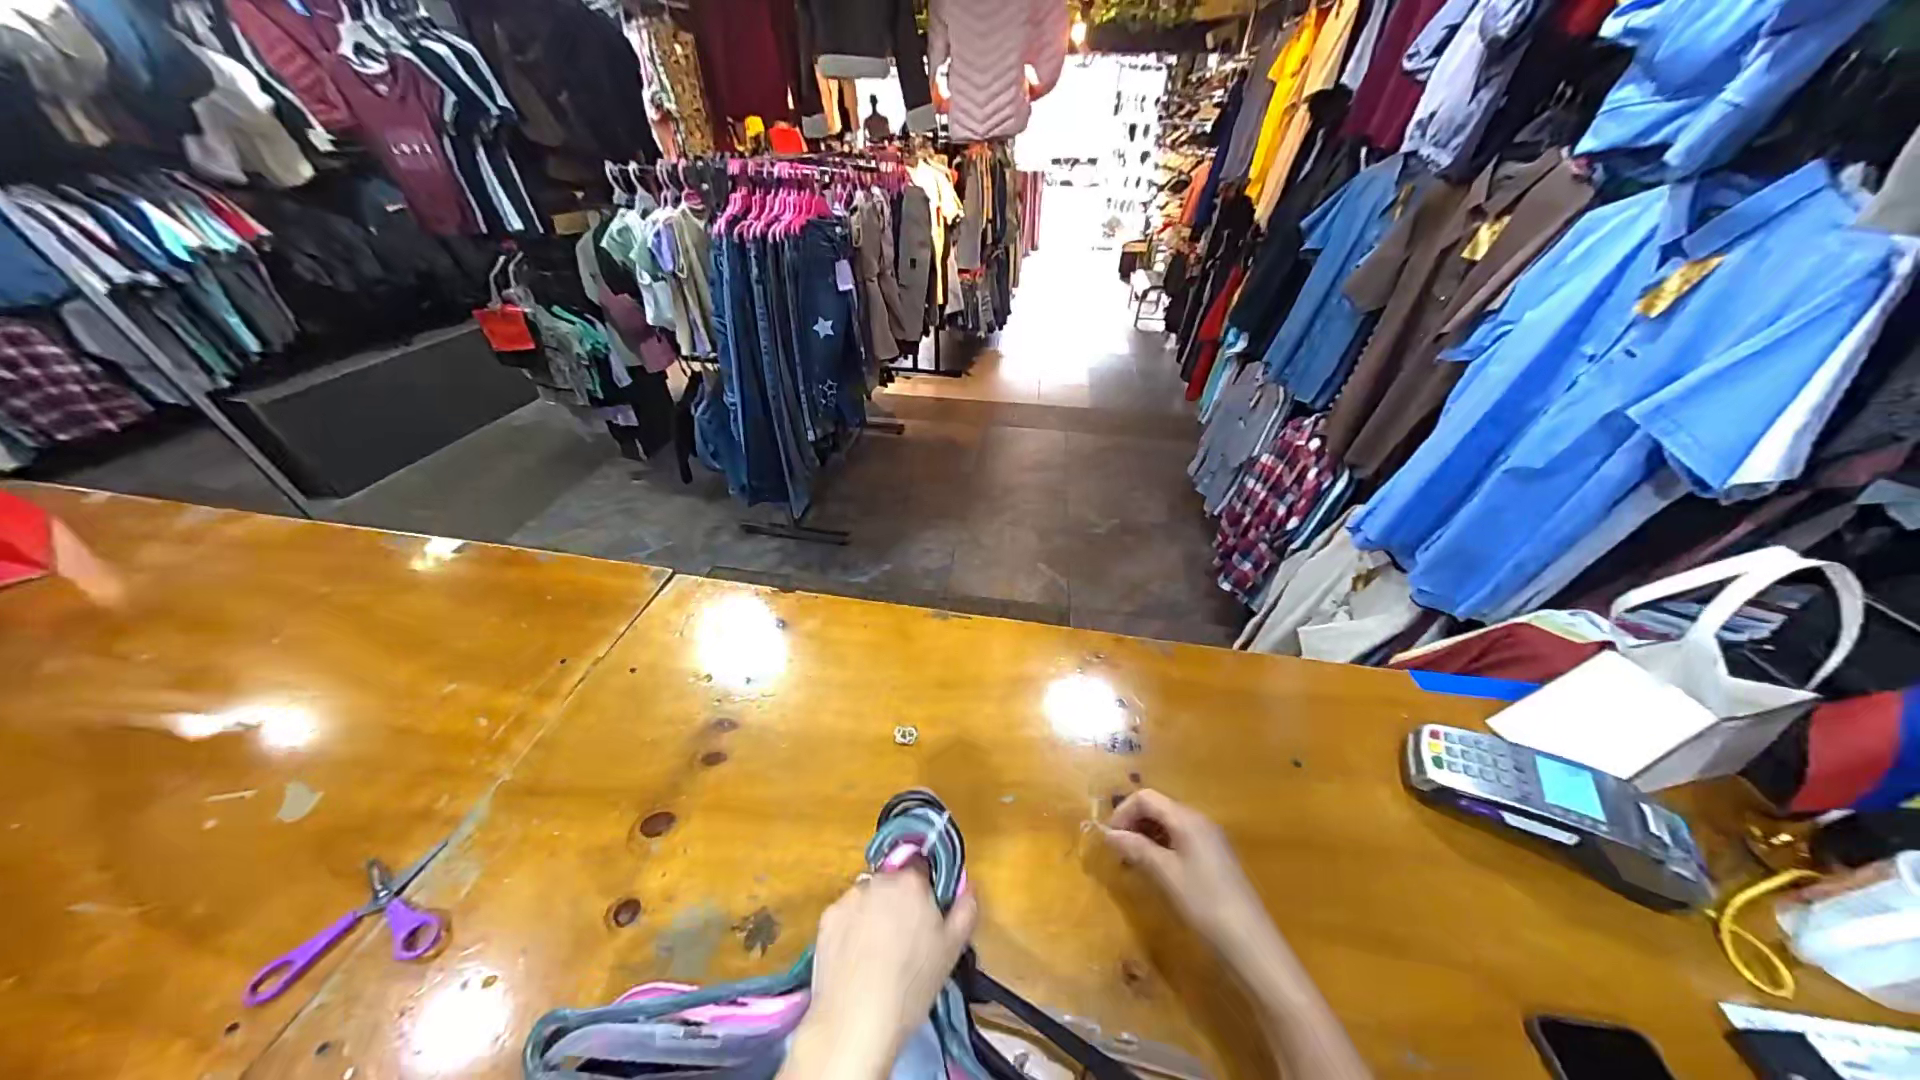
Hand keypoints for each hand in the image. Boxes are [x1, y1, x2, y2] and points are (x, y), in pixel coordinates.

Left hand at [782, 869, 978, 1079]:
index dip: (925, 890)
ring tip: (877, 951)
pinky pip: (846, 914)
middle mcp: (879, 880)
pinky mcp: (827, 917)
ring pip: (868, 896)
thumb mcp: (952, 950)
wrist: (856, 1021)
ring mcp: (849, 897)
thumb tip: (966, 884)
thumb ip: (965, 909)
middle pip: (893, 881)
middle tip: (904, 937)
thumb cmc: (912, 985)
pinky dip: (852, 927)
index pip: (922, 868)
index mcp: (912, 882)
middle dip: (899, 901)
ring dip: (874, 911)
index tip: (926, 915)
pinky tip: (855, 956)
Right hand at [1102, 792, 1375, 1078]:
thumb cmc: (1204, 903)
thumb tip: (1109, 834)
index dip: (1122, 812)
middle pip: (1158, 807)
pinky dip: (1162, 847)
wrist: (1251, 942)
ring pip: (1168, 824)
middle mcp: (1199, 821)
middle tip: (1117, 852)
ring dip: (1146, 836)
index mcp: (1187, 819)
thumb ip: (1136, 848)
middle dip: (1133, 823)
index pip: (1146, 797)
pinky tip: (1155, 870)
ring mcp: (1210, 839)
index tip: (1109, 839)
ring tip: (1132, 863)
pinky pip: (1181, 839)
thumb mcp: (1165, 874)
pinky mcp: (1215, 857)